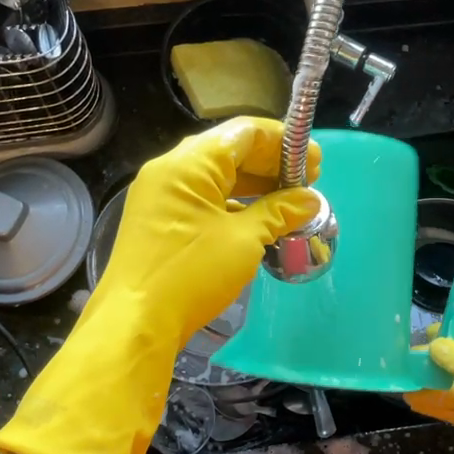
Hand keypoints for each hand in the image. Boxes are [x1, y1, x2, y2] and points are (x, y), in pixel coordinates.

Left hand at [0, 117, 321, 453]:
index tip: (317, 163)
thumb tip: (310, 201)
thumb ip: (279, 213)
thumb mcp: (244, 240)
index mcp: (189, 163)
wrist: (136, 322)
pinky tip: (260, 222)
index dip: (285, 142)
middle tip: (308, 185)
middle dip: (271, 166)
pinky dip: (233, 206)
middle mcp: (170, 171)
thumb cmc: (191, 273)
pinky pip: (202, 201)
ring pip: (216, 179)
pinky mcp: (159, 223)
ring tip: (291, 206)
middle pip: (229, 152)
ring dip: (254, 188)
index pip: (244, 132)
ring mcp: (160, 197)